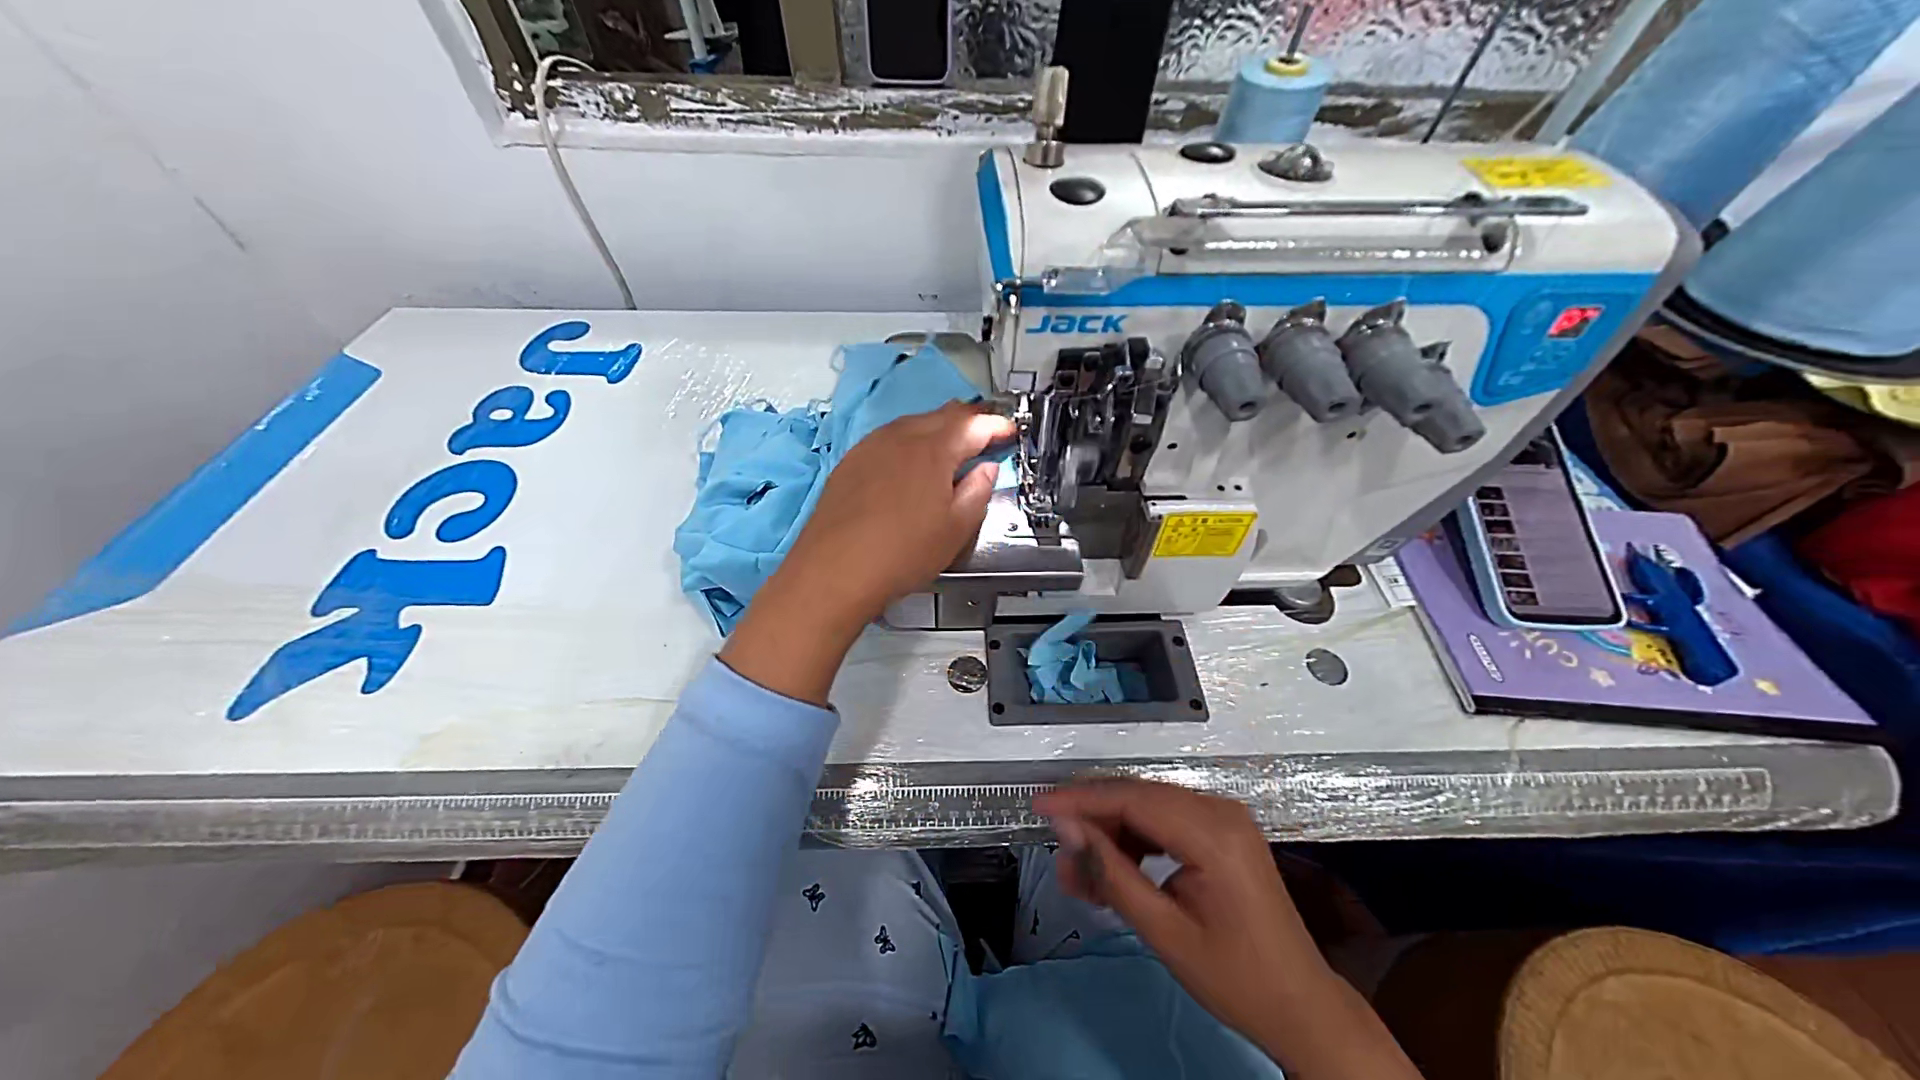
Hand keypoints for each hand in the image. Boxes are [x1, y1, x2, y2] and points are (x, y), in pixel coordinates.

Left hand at [721, 401, 1012, 705]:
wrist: (833, 571)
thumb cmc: (902, 553)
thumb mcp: (956, 529)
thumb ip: (978, 491)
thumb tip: (985, 469)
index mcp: (933, 449)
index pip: (974, 424)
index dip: (996, 425)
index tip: (1009, 432)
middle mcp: (901, 437)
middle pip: (942, 415)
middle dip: (968, 420)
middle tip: (985, 434)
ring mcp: (870, 446)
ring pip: (912, 424)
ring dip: (937, 429)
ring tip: (950, 447)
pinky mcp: (850, 462)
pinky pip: (888, 439)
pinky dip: (909, 442)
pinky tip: (909, 464)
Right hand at [1036, 779, 1420, 1078]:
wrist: (1300, 1007)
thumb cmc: (1235, 978)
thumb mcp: (1163, 930)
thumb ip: (1111, 871)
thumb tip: (1066, 829)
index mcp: (1213, 833)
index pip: (1131, 798)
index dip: (1080, 801)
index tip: (1039, 808)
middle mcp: (1221, 811)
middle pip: (1138, 797)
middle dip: (1092, 822)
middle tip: (1059, 856)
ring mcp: (1225, 819)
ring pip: (1149, 809)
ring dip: (1111, 836)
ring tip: (1080, 876)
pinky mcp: (1223, 832)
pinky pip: (1167, 823)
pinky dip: (1136, 844)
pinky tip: (1113, 873)